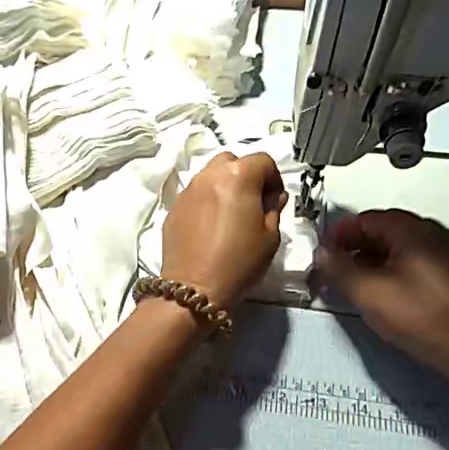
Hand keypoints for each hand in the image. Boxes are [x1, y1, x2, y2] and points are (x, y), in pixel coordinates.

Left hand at [160, 152, 287, 306]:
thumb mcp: (270, 237)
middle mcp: (209, 176)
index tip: (274, 200)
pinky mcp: (173, 209)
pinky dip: (206, 202)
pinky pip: (195, 196)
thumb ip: (274, 209)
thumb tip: (273, 197)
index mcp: (238, 177)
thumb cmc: (239, 262)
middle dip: (246, 176)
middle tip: (253, 203)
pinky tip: (211, 228)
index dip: (274, 178)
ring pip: (210, 176)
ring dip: (224, 187)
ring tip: (230, 216)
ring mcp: (188, 191)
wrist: (194, 289)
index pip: (263, 161)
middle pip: (232, 162)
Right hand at [314, 209, 448, 371]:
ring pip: (399, 249)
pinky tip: (383, 295)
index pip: (367, 219)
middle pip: (384, 231)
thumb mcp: (368, 292)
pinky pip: (413, 265)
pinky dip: (391, 273)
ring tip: (355, 282)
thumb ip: (338, 269)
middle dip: (355, 247)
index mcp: (413, 230)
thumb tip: (323, 256)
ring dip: (372, 261)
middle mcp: (434, 236)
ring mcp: (446, 256)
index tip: (326, 249)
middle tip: (336, 264)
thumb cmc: (429, 317)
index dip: (340, 234)